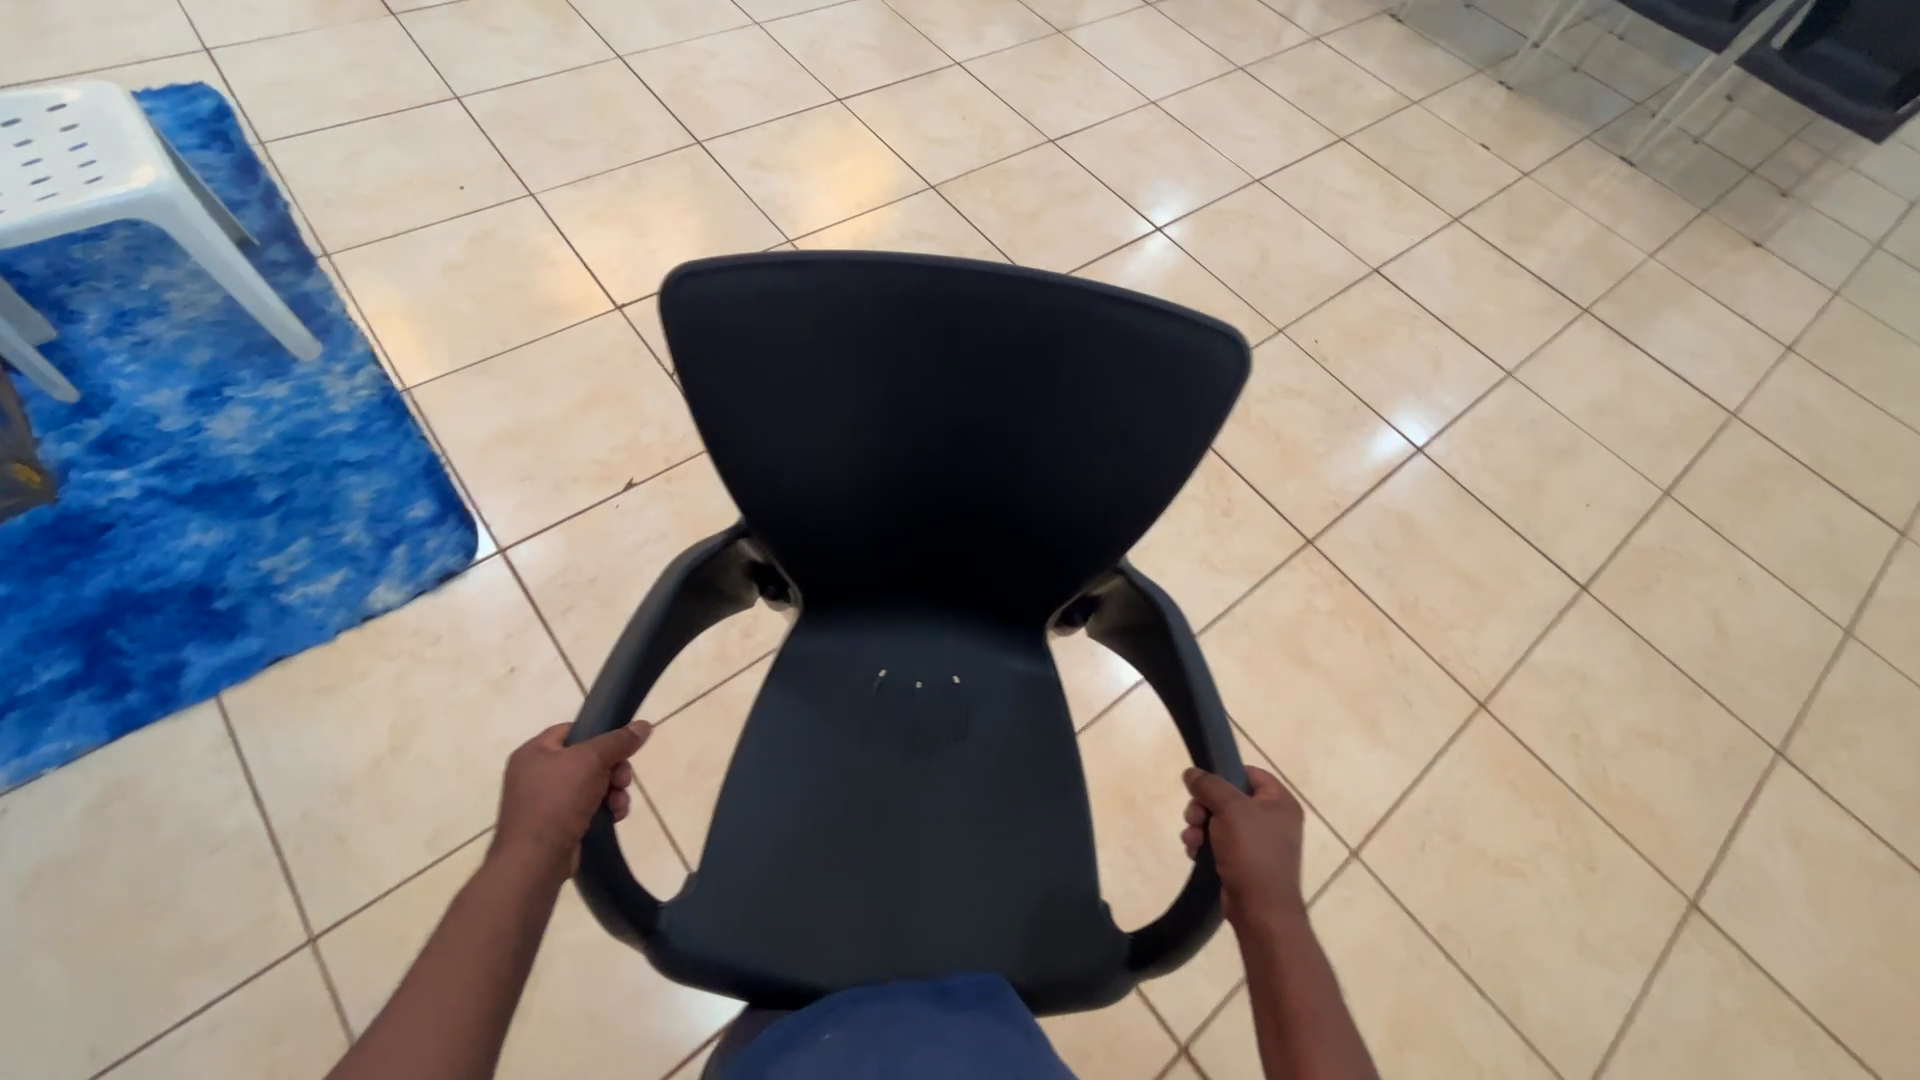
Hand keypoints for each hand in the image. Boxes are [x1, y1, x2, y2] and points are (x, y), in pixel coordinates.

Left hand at [493, 721, 650, 874]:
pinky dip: (605, 808)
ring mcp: (545, 801)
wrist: (535, 860)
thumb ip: (618, 741)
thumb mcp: (590, 761)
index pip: (572, 730)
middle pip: (588, 758)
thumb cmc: (557, 801)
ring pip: (593, 783)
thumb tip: (645, 725)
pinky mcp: (556, 823)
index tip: (621, 746)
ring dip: (614, 790)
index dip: (600, 735)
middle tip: (623, 779)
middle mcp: (536, 774)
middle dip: (613, 769)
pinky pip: (588, 806)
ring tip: (619, 803)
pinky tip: (615, 816)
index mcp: (534, 752)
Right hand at [1182, 765, 1306, 927]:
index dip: (1224, 775)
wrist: (1261, 910)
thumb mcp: (1231, 809)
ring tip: (1191, 840)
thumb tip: (1191, 773)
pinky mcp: (1244, 861)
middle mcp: (1272, 819)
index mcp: (1280, 802)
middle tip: (1193, 817)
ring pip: (1218, 819)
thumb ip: (1209, 785)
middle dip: (1204, 806)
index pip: (1249, 773)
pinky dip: (1203, 843)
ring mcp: (1258, 842)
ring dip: (1199, 826)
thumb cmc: (1252, 853)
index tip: (1202, 785)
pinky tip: (1194, 852)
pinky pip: (1218, 841)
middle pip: (1228, 797)